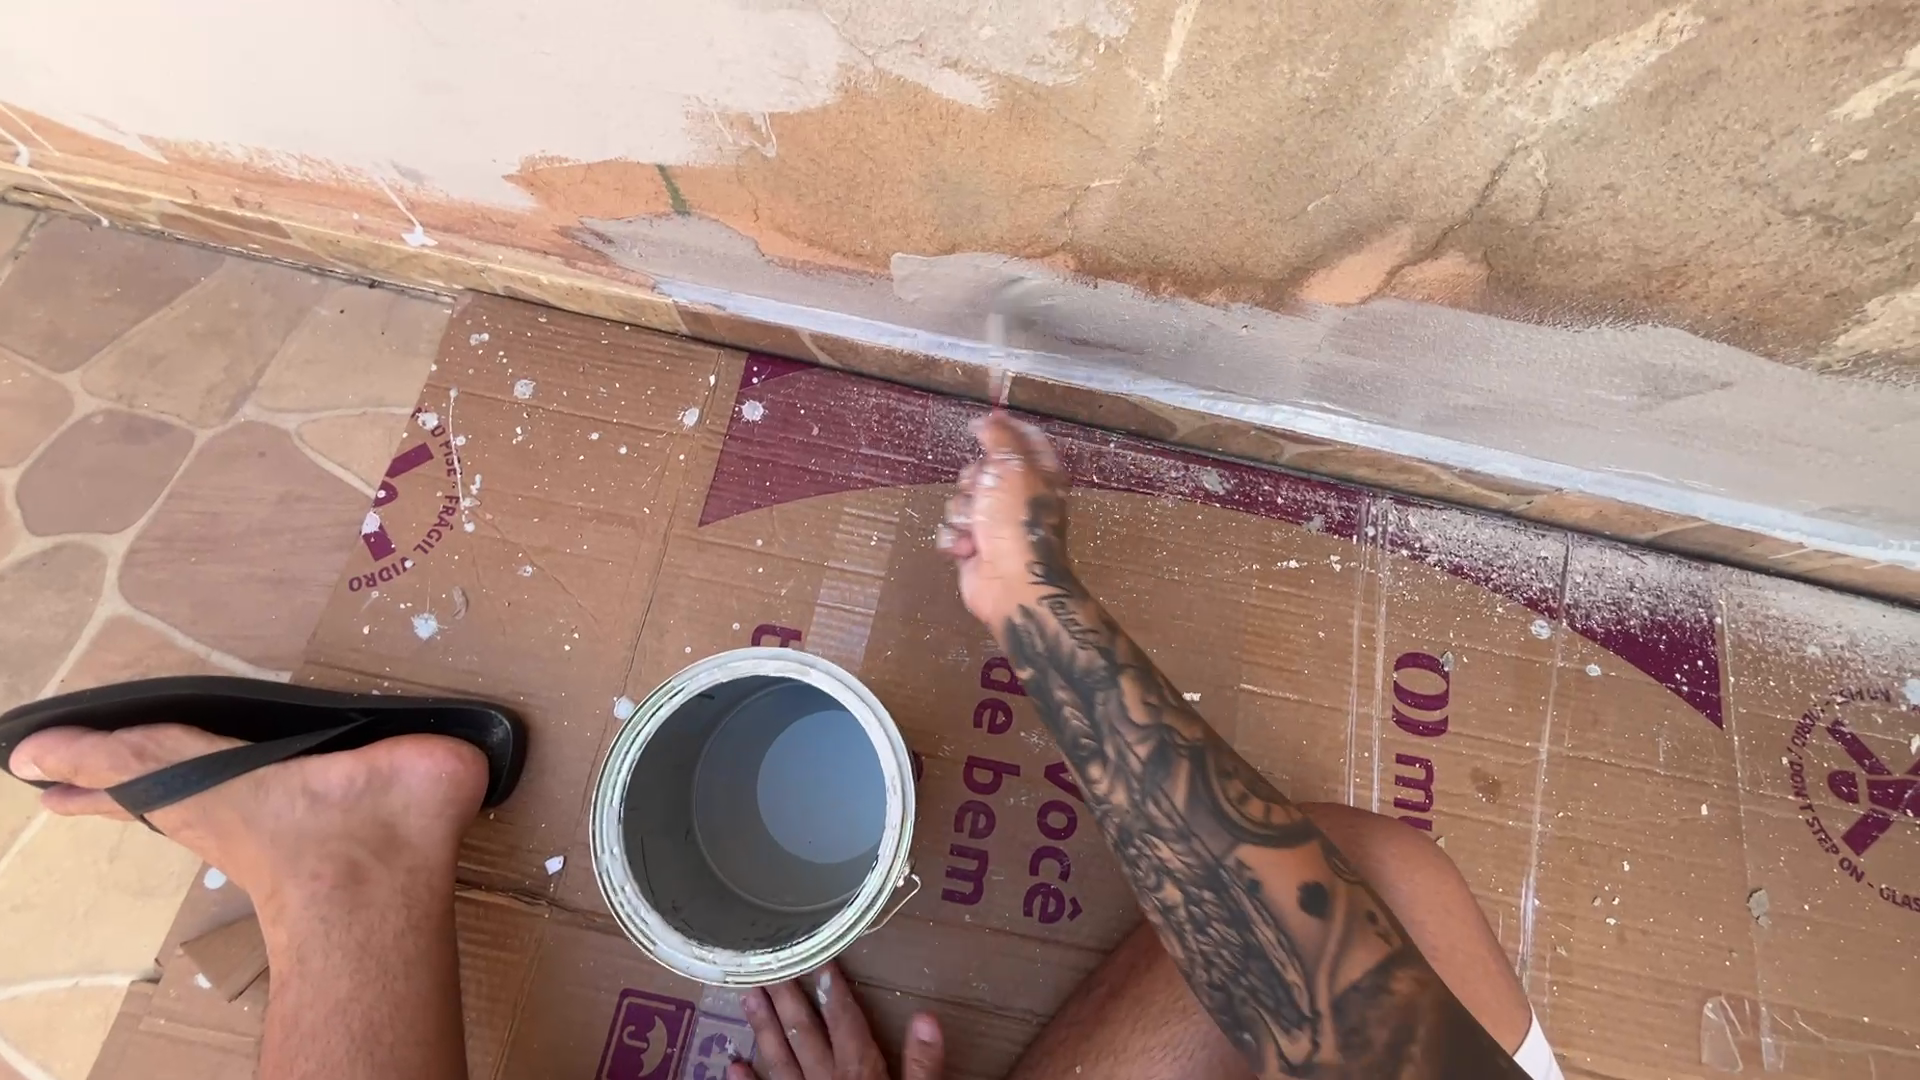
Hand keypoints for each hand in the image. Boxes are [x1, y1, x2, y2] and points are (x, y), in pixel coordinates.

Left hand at [729, 963, 942, 1079]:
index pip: (846, 1024)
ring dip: (762, 1030)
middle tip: (767, 965)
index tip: (821, 959)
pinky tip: (732, 1065)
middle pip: (805, 1035)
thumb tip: (926, 1017)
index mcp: (860, 1076)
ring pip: (779, 1062)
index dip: (835, 991)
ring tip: (746, 997)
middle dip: (787, 999)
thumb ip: (922, 1067)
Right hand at [936, 412, 1072, 626]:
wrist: (1009, 582)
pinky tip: (967, 548)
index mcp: (1039, 475)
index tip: (979, 426)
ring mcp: (994, 523)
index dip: (1001, 429)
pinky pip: (950, 529)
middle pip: (980, 469)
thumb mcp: (1011, 467)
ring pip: (960, 500)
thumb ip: (999, 437)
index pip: (1023, 439)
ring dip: (962, 514)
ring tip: (976, 530)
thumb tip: (988, 418)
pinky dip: (955, 538)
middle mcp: (1018, 497)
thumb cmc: (1017, 522)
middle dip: (972, 481)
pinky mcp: (974, 547)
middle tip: (981, 493)